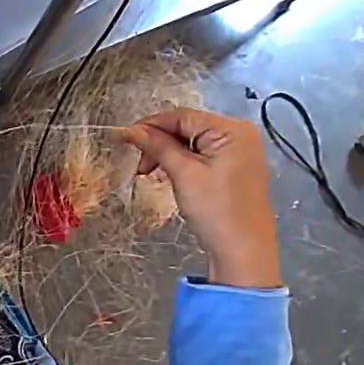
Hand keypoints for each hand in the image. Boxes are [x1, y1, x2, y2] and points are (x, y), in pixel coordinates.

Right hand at [119, 107, 281, 288]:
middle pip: (186, 127)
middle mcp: (239, 133)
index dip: (149, 125)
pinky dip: (179, 161)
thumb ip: (157, 146)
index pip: (181, 116)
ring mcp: (238, 150)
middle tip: (138, 165)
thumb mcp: (183, 173)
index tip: (121, 139)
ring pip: (190, 141)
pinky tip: (166, 175)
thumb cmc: (214, 207)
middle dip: (157, 142)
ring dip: (165, 153)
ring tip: (149, 173)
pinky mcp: (233, 165)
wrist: (243, 248)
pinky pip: (200, 153)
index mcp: (231, 130)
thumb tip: (128, 130)